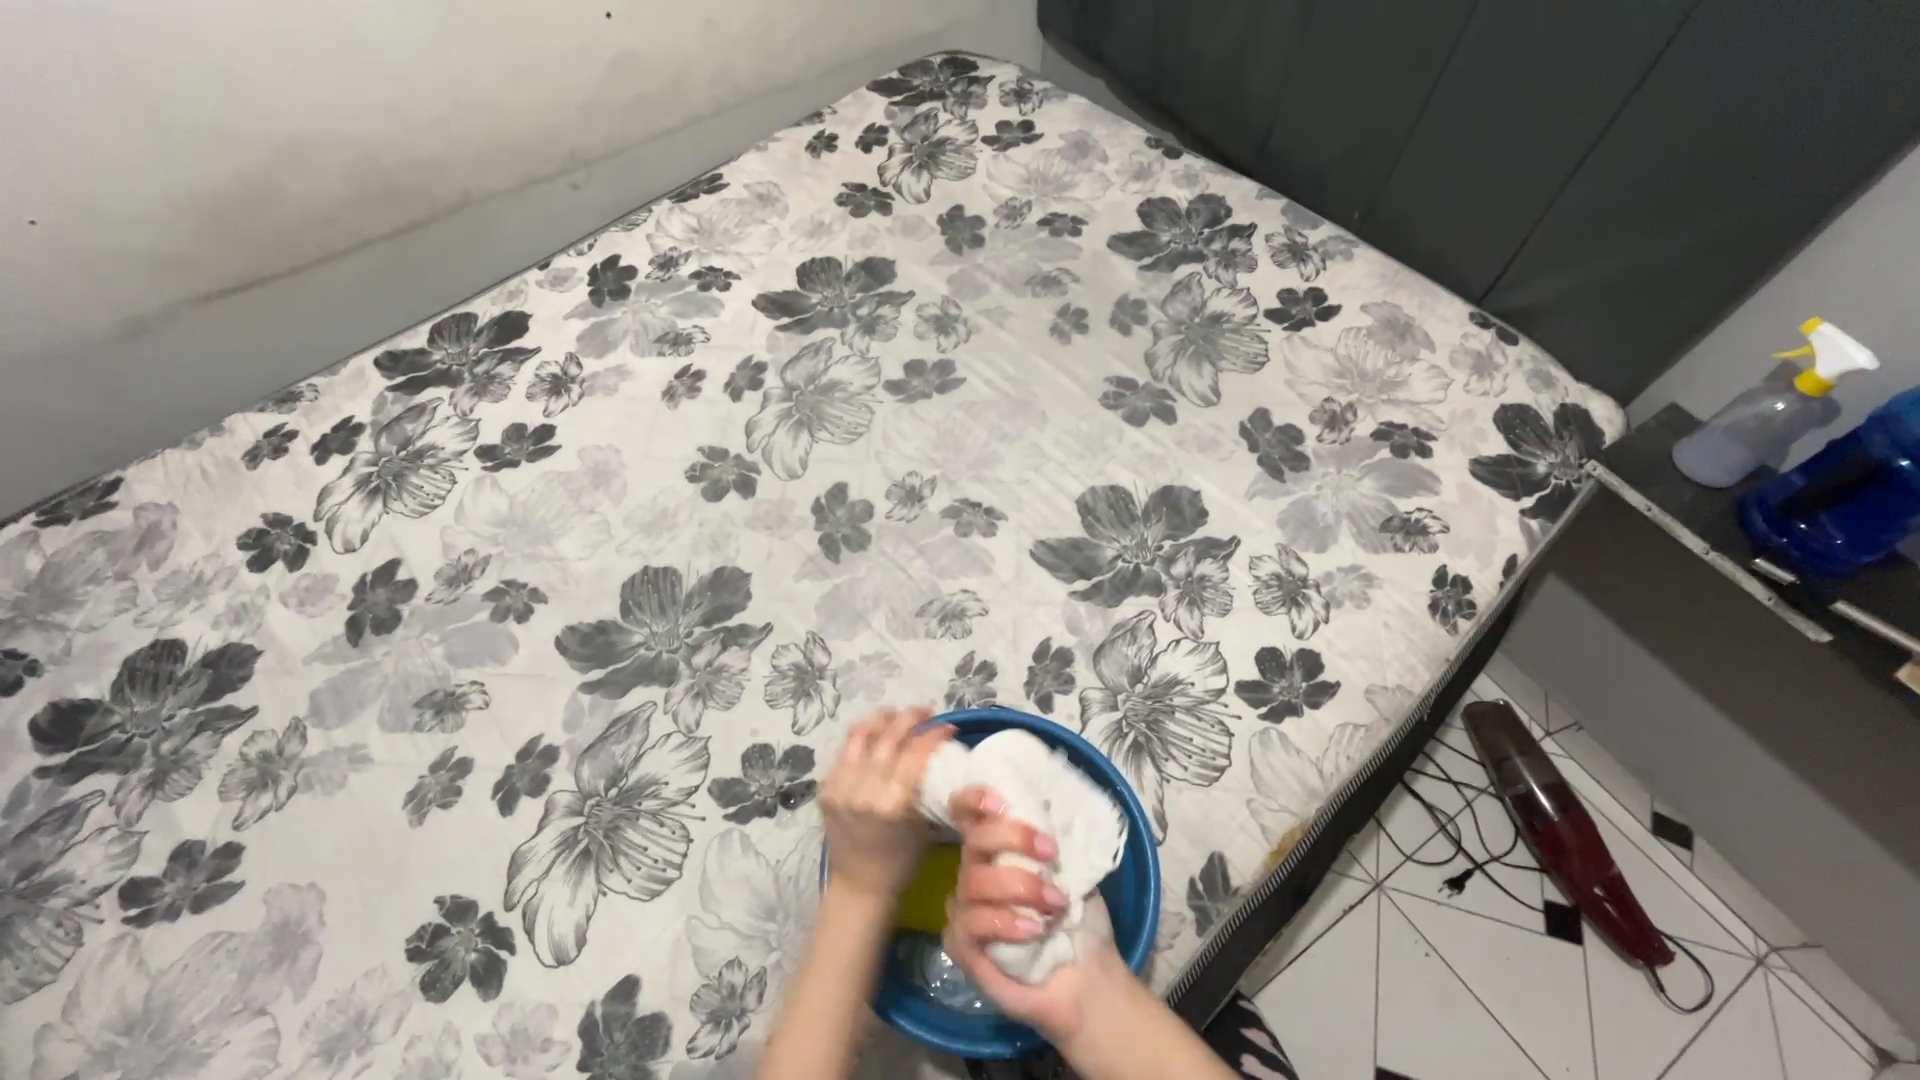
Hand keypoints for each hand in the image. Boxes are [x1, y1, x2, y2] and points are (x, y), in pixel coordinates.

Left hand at [819, 706, 952, 901]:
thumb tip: (949, 758)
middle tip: (926, 712)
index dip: (935, 733)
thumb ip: (932, 789)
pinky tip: (874, 735)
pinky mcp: (825, 788)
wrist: (858, 886)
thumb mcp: (927, 826)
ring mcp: (839, 787)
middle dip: (911, 717)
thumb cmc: (902, 861)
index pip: (916, 752)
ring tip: (897, 714)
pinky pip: (844, 751)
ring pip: (860, 735)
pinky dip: (862, 738)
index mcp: (892, 803)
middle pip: (888, 736)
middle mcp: (863, 790)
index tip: (949, 726)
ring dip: (882, 718)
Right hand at [940, 787, 1129, 1046]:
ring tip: (1056, 904)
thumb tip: (1044, 806)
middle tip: (1051, 853)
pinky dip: (1003, 923)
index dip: (973, 799)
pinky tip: (1032, 931)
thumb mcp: (1073, 869)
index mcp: (996, 850)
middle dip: (1013, 838)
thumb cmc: (1078, 919)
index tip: (1001, 801)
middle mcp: (974, 874)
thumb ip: (1050, 838)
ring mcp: (965, 910)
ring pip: (973, 882)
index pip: (967, 813)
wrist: (1088, 977)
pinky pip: (970, 925)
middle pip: (973, 842)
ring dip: (1020, 887)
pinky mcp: (962, 947)